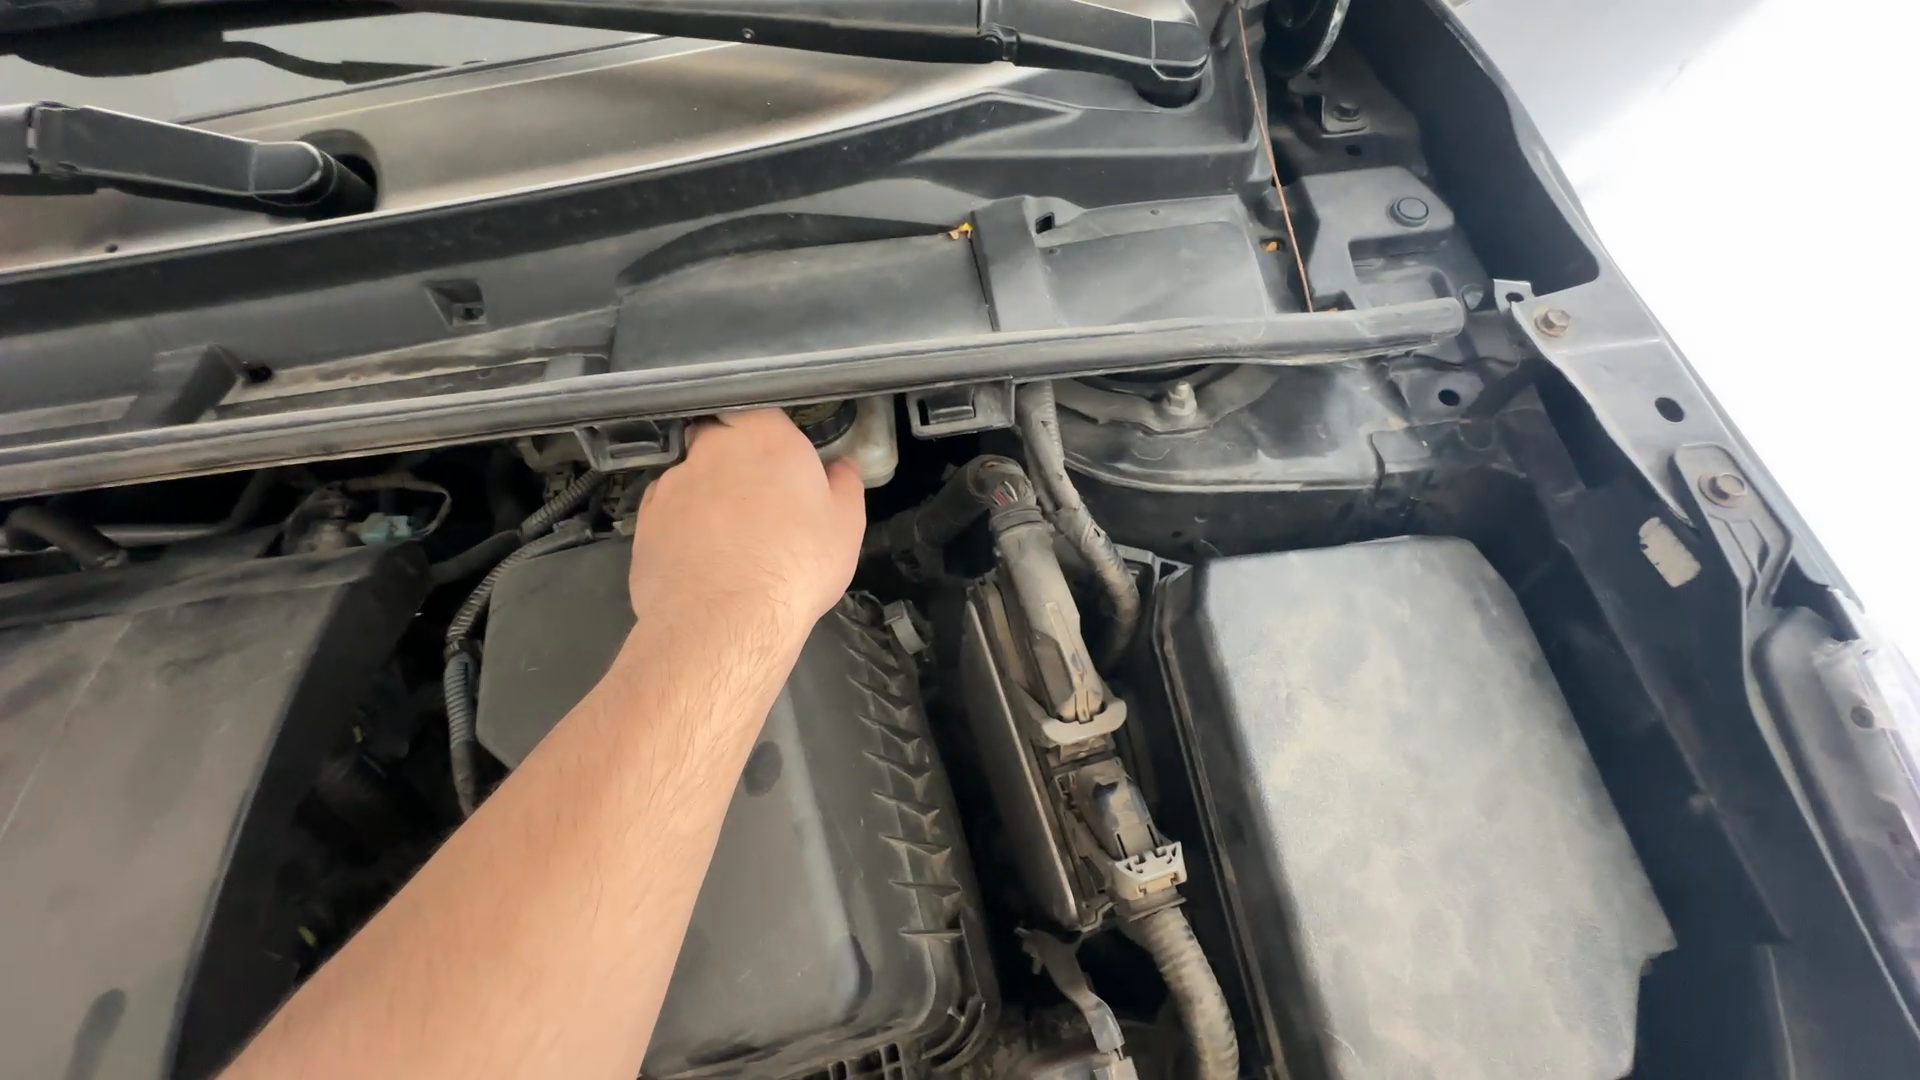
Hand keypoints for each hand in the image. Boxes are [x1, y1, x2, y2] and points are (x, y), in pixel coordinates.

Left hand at [627, 409, 865, 640]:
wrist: (726, 621)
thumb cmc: (796, 565)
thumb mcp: (846, 526)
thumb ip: (845, 485)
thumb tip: (843, 467)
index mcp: (766, 436)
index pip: (763, 411)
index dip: (772, 434)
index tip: (783, 461)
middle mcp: (713, 448)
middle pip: (722, 439)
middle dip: (736, 461)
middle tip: (761, 502)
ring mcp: (673, 482)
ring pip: (693, 477)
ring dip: (709, 495)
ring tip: (730, 539)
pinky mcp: (645, 520)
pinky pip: (669, 512)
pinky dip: (683, 526)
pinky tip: (703, 557)